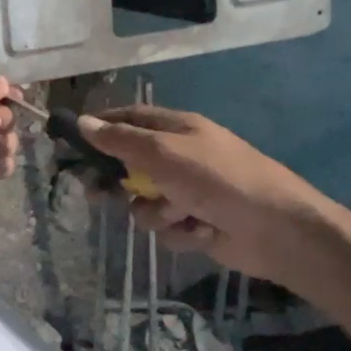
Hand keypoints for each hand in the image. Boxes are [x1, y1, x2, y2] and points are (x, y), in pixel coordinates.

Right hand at [81, 105, 336, 283]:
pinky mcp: (197, 223)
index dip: (99, 126)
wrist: (281, 232)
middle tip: (95, 192)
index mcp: (177, 129)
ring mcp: (189, 191)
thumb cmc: (220, 180)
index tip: (69, 140)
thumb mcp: (163, 154)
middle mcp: (180, 156)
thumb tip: (81, 123)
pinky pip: (167, 226)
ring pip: (144, 200)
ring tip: (177, 215)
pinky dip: (178, 231)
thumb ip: (120, 140)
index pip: (127, 118)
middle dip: (116, 179)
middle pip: (129, 163)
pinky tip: (199, 232)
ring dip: (155, 211)